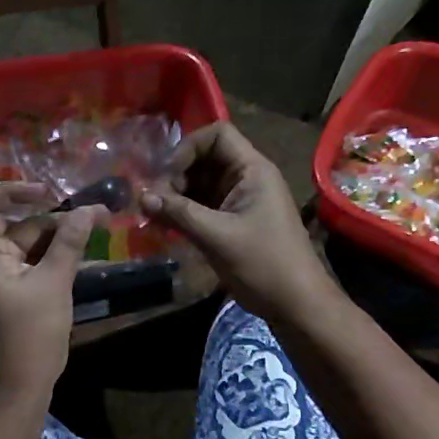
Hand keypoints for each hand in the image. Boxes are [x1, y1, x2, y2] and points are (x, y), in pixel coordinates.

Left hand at [0, 183, 104, 392]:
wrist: (27, 377)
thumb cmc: (33, 329)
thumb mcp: (54, 281)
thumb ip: (69, 242)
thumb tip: (88, 209)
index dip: (15, 192)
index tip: (49, 193)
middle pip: (22, 224)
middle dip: (56, 217)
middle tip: (96, 213)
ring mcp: (10, 274)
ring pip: (36, 242)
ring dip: (64, 235)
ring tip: (99, 226)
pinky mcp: (25, 287)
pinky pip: (42, 260)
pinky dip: (62, 254)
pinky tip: (90, 250)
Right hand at [140, 122, 333, 321]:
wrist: (297, 304)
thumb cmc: (264, 265)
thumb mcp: (217, 237)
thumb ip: (179, 213)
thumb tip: (141, 197)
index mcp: (253, 170)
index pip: (217, 134)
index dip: (188, 147)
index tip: (167, 176)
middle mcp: (248, 178)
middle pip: (206, 158)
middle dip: (177, 174)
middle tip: (155, 201)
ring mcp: (242, 201)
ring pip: (202, 184)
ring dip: (178, 195)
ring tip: (154, 215)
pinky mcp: (236, 223)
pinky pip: (206, 206)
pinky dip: (186, 212)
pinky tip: (165, 225)